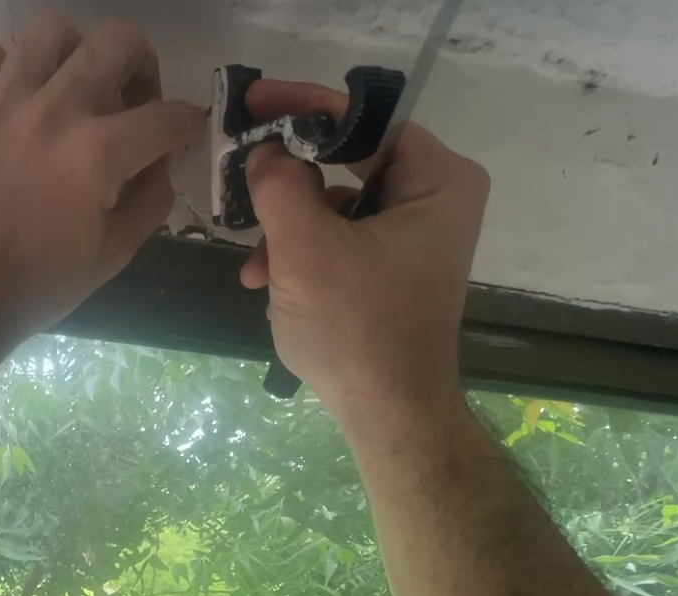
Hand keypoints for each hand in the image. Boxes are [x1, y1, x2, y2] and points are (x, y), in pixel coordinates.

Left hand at [0, 14, 203, 344]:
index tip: (179, 134)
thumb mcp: (110, 257)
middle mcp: (54, 113)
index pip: (167, 115)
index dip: (186, 124)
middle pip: (119, 42)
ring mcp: (0, 106)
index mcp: (98, 154)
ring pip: (50, 32)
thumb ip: (149, 202)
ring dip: (70, 56)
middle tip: (126, 101)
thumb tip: (161, 162)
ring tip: (63, 92)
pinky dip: (3, 69)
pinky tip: (9, 101)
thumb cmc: (36, 288)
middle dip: (140, 67)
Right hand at [239, 80, 489, 422]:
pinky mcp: (387, 274)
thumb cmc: (354, 324)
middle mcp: (432, 202)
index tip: (256, 106)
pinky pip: (336, 247)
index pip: (366, 123)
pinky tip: (271, 288)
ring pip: (333, 214)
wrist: (385, 407)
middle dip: (287, 195)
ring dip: (285, 237)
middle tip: (242, 200)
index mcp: (436, 180)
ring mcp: (410, 241)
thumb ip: (281, 189)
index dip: (307, 111)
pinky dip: (299, 261)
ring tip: (254, 272)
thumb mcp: (306, 250)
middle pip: (346, 170)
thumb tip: (264, 153)